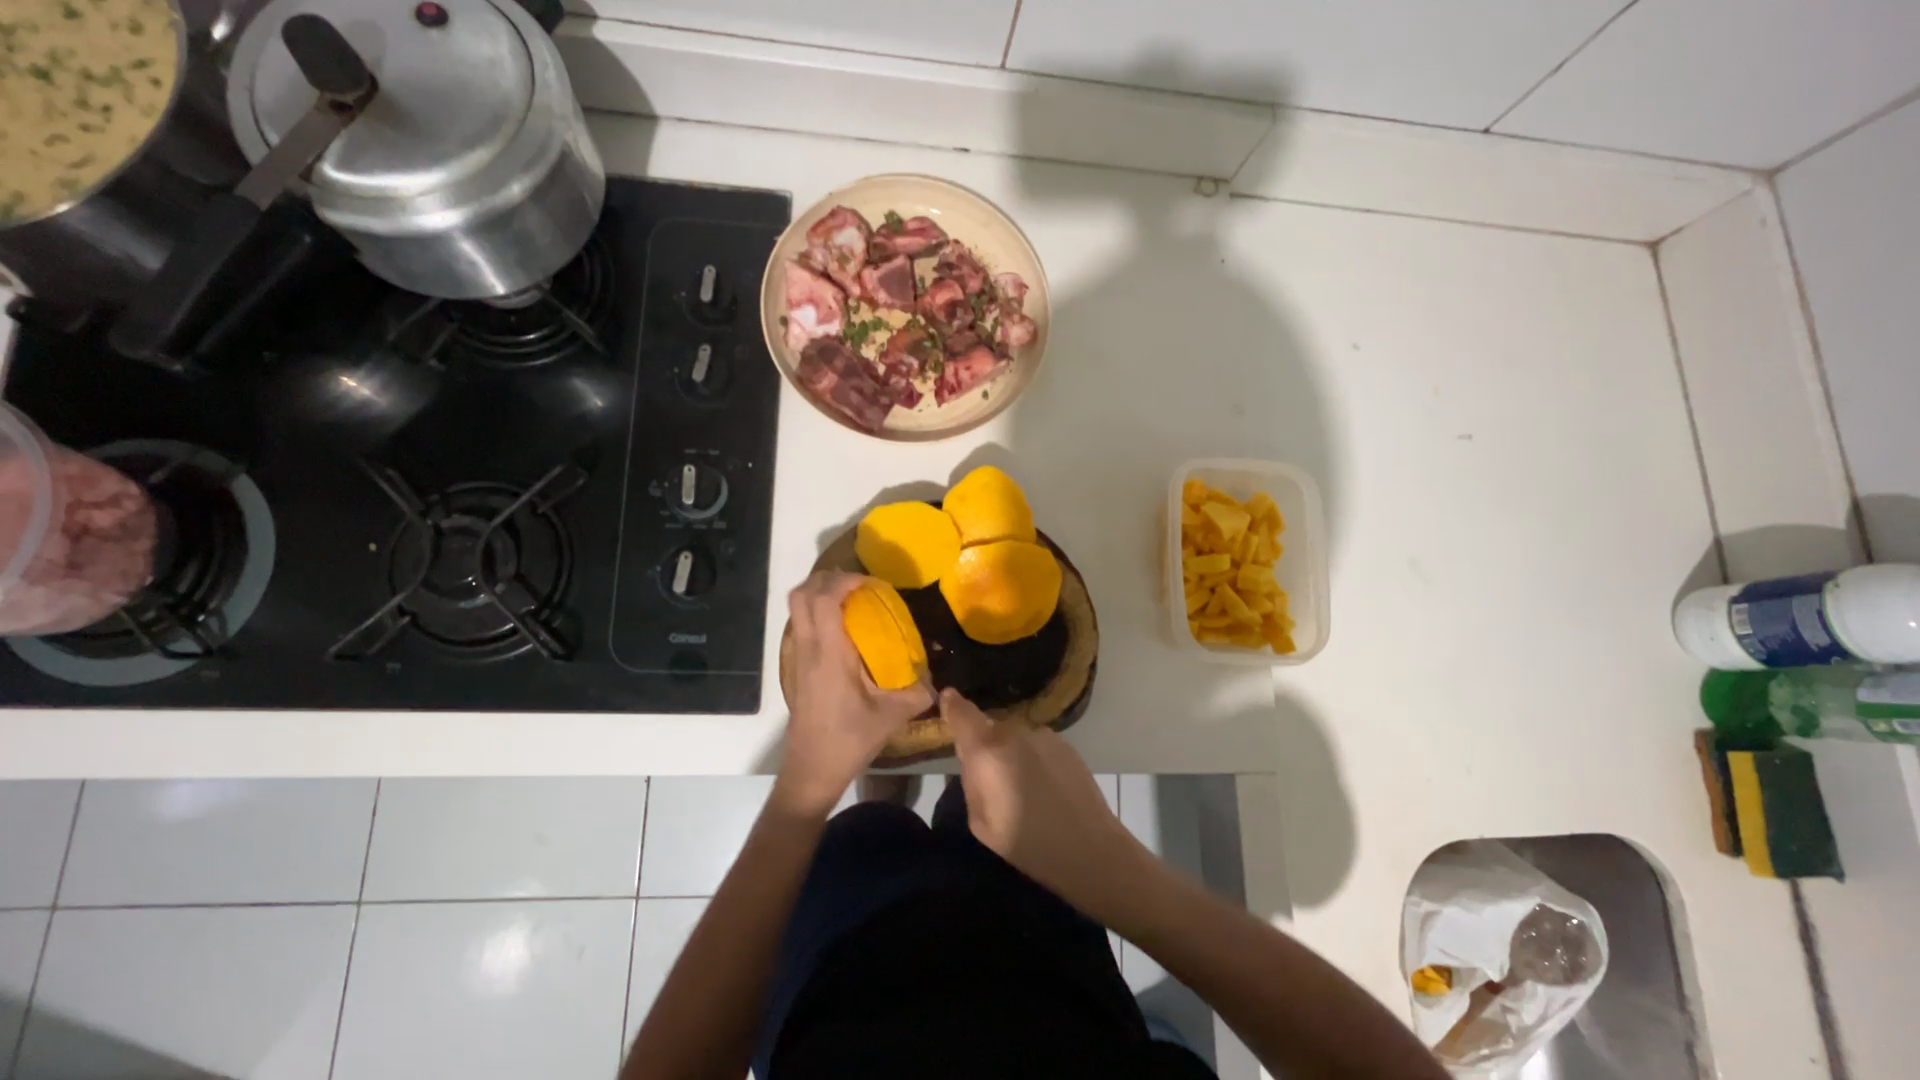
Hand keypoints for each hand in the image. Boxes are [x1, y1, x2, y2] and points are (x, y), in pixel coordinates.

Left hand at [775, 572, 932, 815]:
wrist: (811, 769)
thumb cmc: (850, 740)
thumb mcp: (892, 716)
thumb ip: (918, 692)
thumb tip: (936, 676)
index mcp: (829, 654)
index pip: (824, 599)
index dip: (846, 581)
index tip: (874, 584)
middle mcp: (808, 648)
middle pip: (802, 594)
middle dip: (829, 579)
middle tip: (860, 586)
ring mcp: (798, 657)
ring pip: (797, 607)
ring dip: (820, 593)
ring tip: (852, 599)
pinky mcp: (796, 667)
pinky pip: (800, 623)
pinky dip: (817, 611)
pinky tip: (844, 628)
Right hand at [943, 689, 1149, 916]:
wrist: (1089, 848)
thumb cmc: (1027, 843)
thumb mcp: (980, 822)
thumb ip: (971, 782)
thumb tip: (974, 763)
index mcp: (988, 750)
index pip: (961, 713)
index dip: (951, 705)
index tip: (947, 700)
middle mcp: (1015, 732)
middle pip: (990, 728)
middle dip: (985, 745)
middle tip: (991, 779)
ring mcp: (1044, 735)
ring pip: (1015, 738)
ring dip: (1012, 754)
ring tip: (1022, 788)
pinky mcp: (1066, 745)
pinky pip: (1037, 746)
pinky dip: (1033, 760)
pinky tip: (1044, 788)